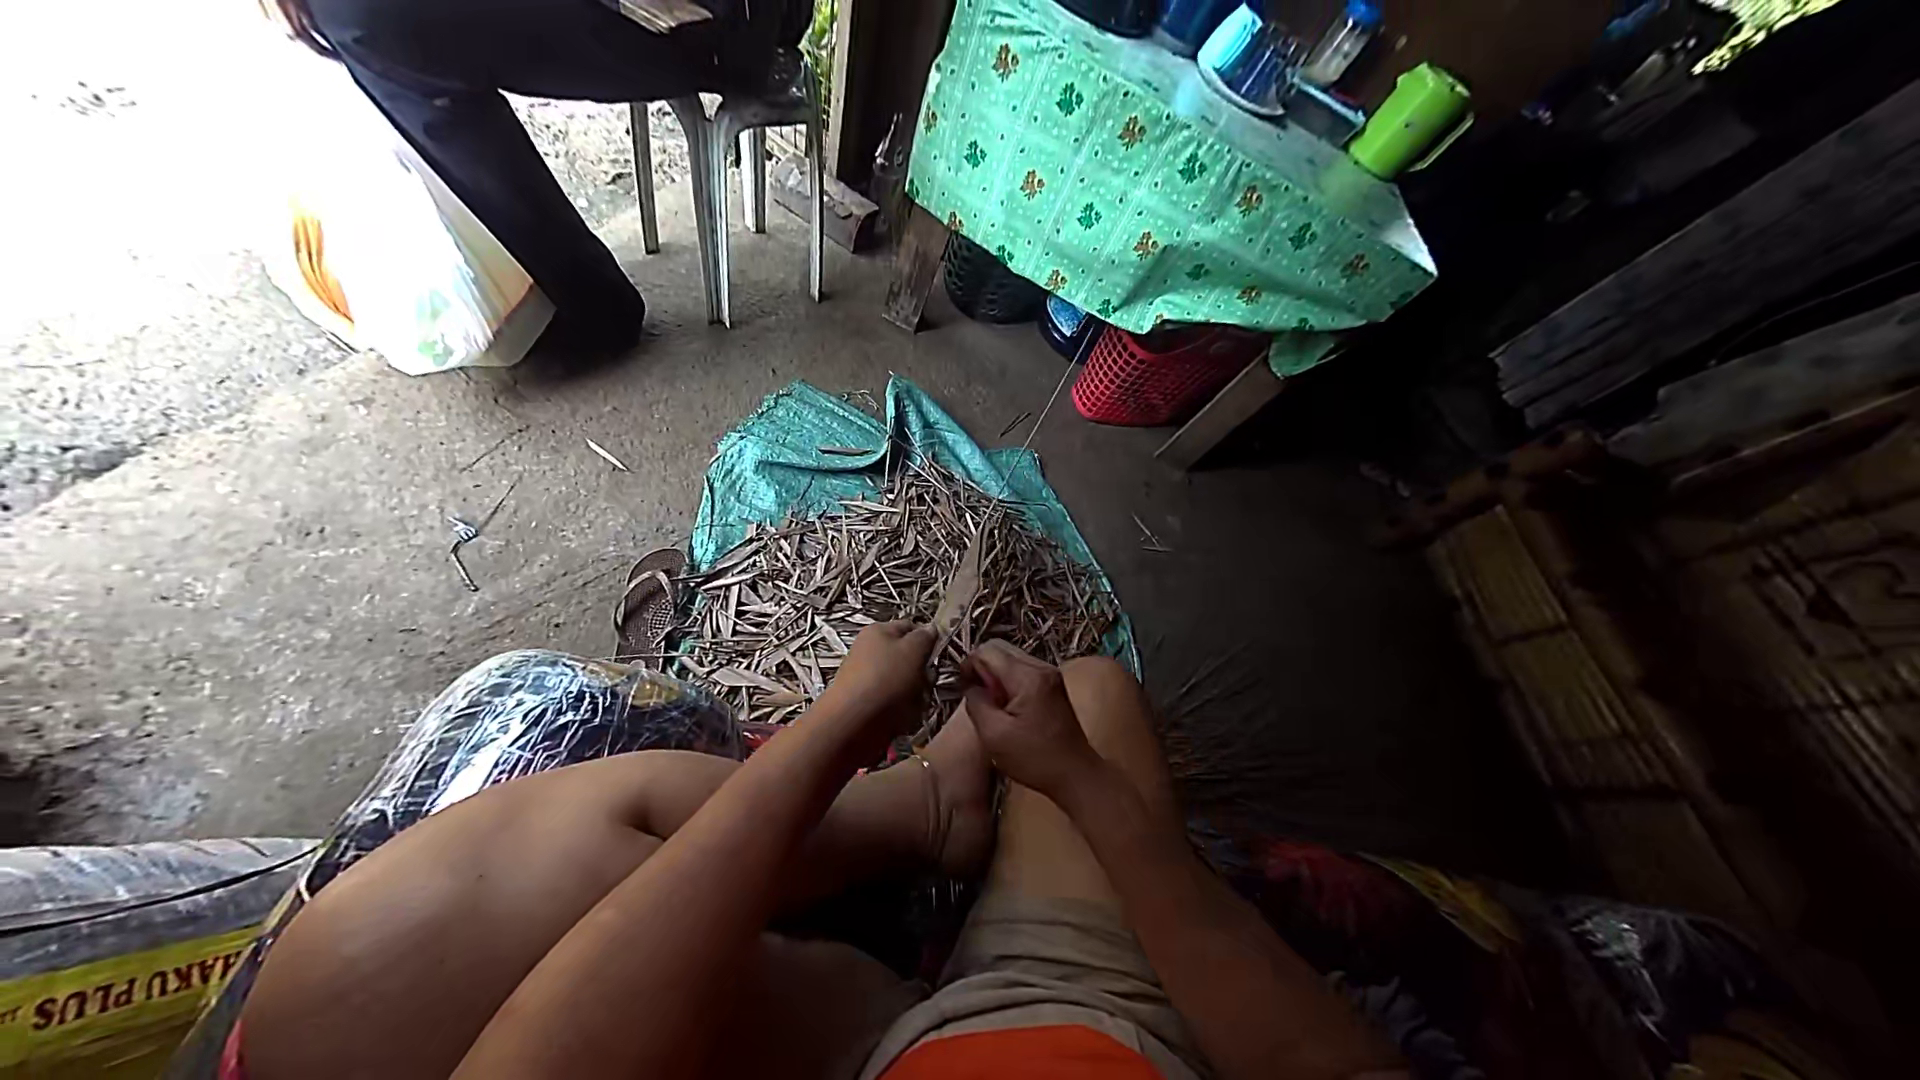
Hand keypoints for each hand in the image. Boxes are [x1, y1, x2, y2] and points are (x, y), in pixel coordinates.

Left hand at [815, 621, 936, 739]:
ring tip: (914, 702)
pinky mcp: (868, 702)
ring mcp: (868, 677)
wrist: (854, 722)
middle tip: (925, 681)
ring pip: (906, 682)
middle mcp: (870, 651)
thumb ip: (926, 637)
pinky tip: (904, 716)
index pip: (911, 627)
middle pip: (909, 657)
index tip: (938, 655)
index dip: (928, 639)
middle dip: (923, 671)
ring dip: (916, 693)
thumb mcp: (913, 649)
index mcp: (878, 631)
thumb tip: (931, 629)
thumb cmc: (887, 678)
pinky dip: (904, 708)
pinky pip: (896, 701)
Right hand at [960, 641, 1099, 797]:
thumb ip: (976, 703)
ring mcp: (1050, 674)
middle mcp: (1041, 667)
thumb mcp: (993, 735)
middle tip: (979, 698)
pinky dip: (1009, 681)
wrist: (1076, 774)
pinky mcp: (1052, 684)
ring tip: (994, 705)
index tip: (965, 689)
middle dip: (982, 668)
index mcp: (1028, 677)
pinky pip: (1022, 669)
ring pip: (1010, 657)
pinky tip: (1008, 707)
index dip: (969, 666)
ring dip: (995, 675)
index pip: (987, 650)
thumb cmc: (1035, 759)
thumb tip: (970, 686)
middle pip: (1000, 648)